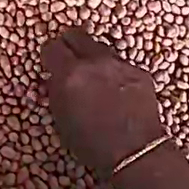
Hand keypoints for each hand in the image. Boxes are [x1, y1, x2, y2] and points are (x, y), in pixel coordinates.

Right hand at [43, 29, 166, 175]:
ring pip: (100, 49)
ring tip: (94, 80)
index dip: (49, 56)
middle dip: (70, 46)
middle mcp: (95, 62)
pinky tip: (116, 92)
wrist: (135, 152)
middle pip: (77, 36)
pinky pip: (121, 65)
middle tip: (69, 61)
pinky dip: (115, 74)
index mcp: (70, 74)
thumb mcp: (62, 119)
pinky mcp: (139, 72)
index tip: (50, 64)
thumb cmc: (92, 144)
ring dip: (93, 59)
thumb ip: (57, 91)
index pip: (52, 47)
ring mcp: (120, 65)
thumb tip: (56, 77)